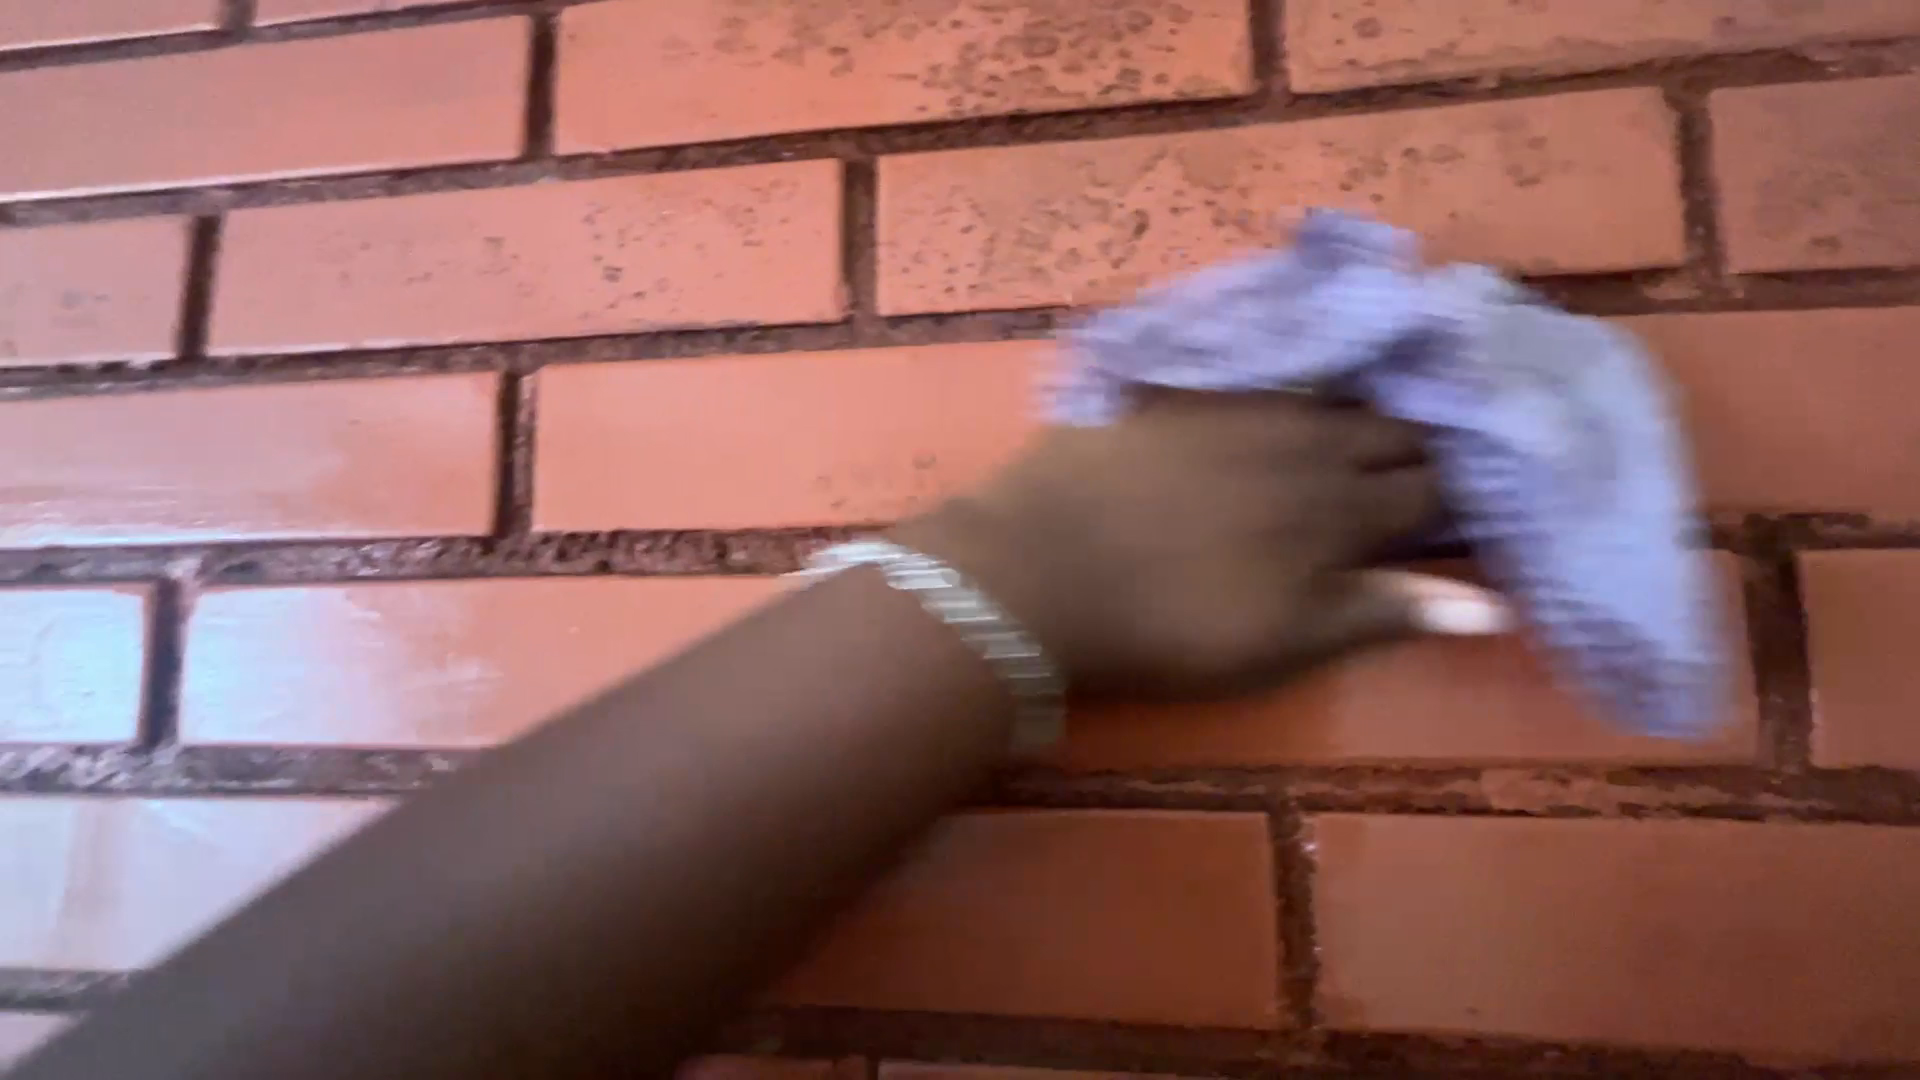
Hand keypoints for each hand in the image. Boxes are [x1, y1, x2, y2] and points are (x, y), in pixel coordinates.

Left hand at [891, 391, 1508, 699]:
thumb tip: (1491, 605)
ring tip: (1375, 406)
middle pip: (1386, 431)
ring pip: (1326, 395)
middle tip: (1429, 451)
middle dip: (1418, 442)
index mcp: (1332, 512)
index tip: (1468, 498)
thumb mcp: (1277, 643)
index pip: (1424, 491)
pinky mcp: (1176, 392)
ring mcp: (1233, 409)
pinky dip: (1281, 377)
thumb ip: (1377, 614)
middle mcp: (1298, 444)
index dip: (1452, 495)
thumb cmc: (1162, 626)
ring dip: (1357, 404)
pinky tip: (1281, 379)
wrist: (1039, 571)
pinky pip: (1249, 370)